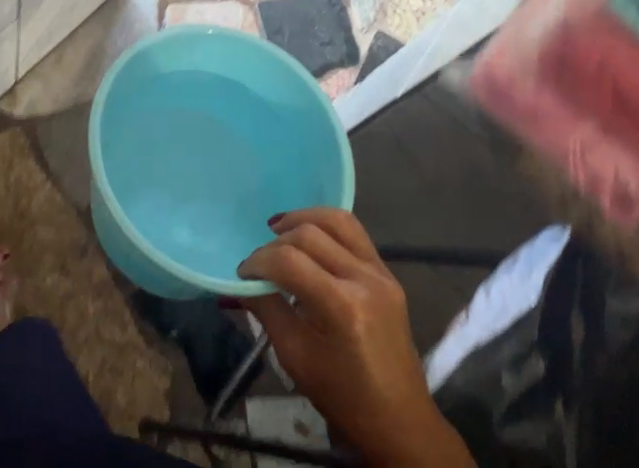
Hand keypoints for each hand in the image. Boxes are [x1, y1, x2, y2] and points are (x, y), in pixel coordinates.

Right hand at [239, 209, 470, 467]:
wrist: (398, 418)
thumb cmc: (342, 395)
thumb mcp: (294, 356)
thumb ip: (267, 310)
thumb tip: (240, 283)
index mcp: (343, 306)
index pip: (289, 261)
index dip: (258, 261)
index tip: (242, 275)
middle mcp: (365, 279)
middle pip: (310, 234)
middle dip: (275, 242)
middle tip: (259, 263)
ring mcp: (382, 273)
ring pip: (338, 221)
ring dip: (303, 220)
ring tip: (278, 231)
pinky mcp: (388, 274)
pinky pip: (355, 234)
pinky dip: (326, 228)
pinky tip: (307, 240)